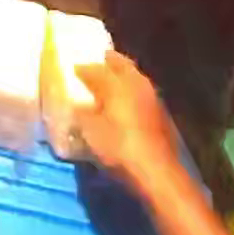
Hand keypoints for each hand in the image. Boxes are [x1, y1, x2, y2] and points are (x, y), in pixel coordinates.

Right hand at [74, 50, 184, 197]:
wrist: (157, 171)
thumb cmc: (119, 147)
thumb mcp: (91, 132)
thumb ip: (81, 113)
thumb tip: (77, 105)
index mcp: (116, 83)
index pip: (95, 68)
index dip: (82, 68)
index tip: (73, 70)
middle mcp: (136, 82)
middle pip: (120, 64)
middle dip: (107, 63)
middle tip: (95, 66)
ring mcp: (151, 95)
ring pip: (134, 76)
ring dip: (121, 76)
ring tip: (108, 84)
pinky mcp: (160, 111)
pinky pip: (141, 91)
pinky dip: (130, 91)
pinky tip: (124, 103)